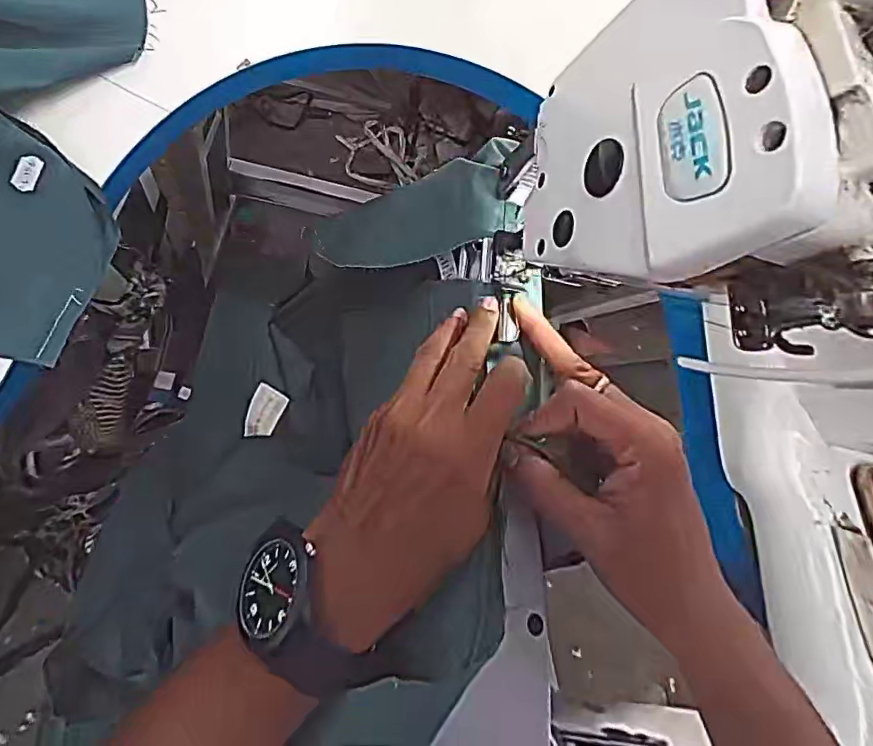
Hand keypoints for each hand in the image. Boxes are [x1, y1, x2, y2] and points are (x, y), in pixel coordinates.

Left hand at [305, 297, 528, 653]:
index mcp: (468, 447)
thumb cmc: (418, 551)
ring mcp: (402, 412)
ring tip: (461, 316)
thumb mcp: (476, 515)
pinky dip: (425, 359)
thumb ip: (489, 464)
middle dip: (483, 329)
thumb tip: (495, 433)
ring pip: (430, 356)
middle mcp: (436, 419)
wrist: (353, 560)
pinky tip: (432, 356)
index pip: (503, 385)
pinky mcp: (379, 415)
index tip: (518, 364)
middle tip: (492, 311)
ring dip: (449, 332)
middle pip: (465, 357)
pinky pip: (408, 377)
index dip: (516, 369)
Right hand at [505, 295, 728, 649]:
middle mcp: (649, 430)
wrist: (693, 604)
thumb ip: (547, 487)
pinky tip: (544, 418)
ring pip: (592, 395)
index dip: (542, 413)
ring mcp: (646, 439)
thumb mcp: (590, 532)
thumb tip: (515, 455)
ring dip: (555, 383)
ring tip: (526, 350)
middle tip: (523, 316)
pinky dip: (567, 418)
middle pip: (589, 379)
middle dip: (550, 347)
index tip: (520, 438)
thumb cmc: (659, 575)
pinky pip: (597, 421)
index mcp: (645, 441)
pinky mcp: (639, 452)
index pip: (581, 399)